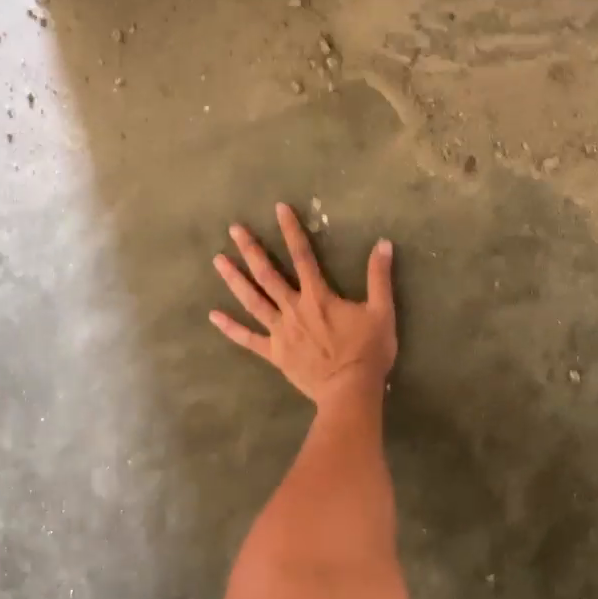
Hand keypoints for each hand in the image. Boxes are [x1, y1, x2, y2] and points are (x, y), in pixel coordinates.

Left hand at [210, 203, 396, 405]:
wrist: (350, 390)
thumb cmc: (368, 351)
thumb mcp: (382, 311)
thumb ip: (379, 277)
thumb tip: (383, 243)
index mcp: (318, 297)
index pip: (303, 256)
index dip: (291, 231)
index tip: (279, 209)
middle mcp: (294, 309)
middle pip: (268, 275)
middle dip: (251, 250)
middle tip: (234, 229)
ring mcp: (281, 332)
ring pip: (253, 301)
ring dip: (235, 279)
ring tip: (218, 260)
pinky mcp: (275, 354)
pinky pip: (248, 339)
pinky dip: (231, 328)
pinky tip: (214, 316)